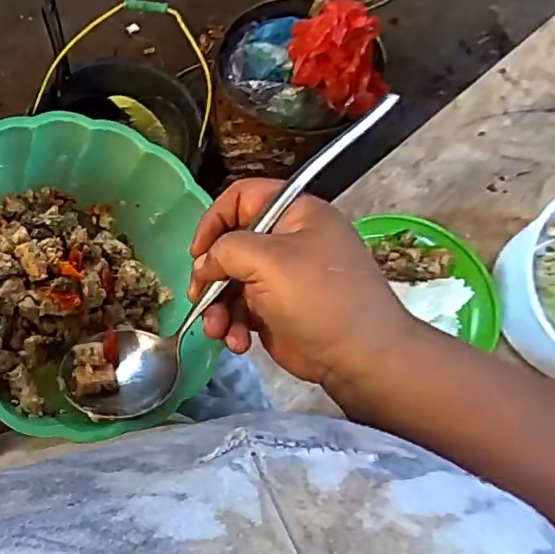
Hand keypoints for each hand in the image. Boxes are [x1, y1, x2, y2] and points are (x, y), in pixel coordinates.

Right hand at [187, 179, 421, 385]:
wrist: (355, 355)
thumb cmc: (319, 298)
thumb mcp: (267, 260)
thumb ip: (224, 250)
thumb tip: (204, 265)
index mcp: (294, 216)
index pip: (242, 198)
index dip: (214, 220)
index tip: (198, 252)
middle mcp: (286, 243)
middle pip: (228, 247)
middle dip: (210, 276)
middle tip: (199, 296)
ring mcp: (279, 279)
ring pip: (228, 285)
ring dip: (216, 309)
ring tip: (218, 329)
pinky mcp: (273, 310)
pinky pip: (238, 311)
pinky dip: (232, 327)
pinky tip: (238, 341)